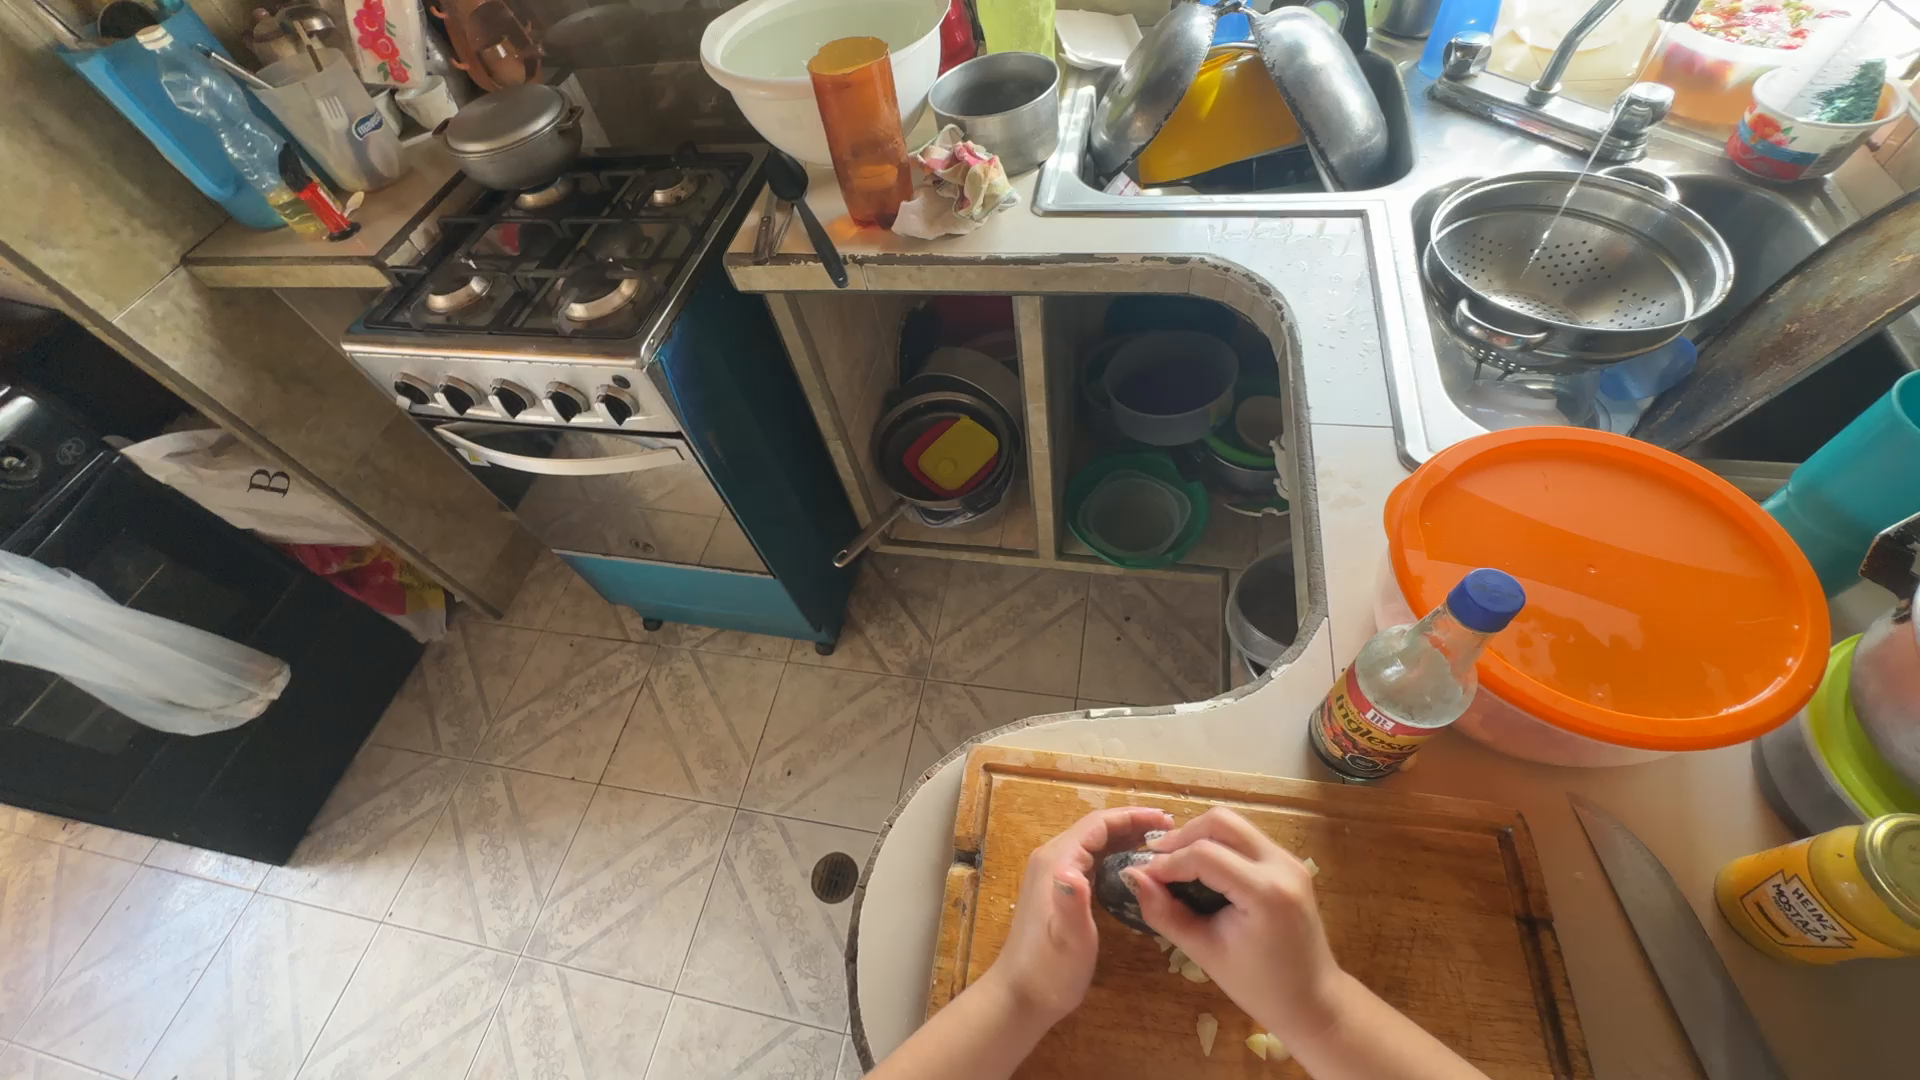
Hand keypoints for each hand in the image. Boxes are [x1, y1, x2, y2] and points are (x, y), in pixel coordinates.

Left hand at [984, 805, 1174, 1026]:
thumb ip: (1071, 904)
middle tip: (1172, 830)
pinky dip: (1114, 853)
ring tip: (1162, 843)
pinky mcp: (1058, 885)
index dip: (1131, 816)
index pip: (1097, 823)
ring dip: (1125, 837)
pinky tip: (1135, 865)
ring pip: (1094, 842)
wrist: (1021, 994)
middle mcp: (1053, 857)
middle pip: (1096, 828)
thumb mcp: (1068, 940)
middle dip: (1133, 823)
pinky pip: (1090, 858)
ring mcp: (1054, 871)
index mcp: (1057, 860)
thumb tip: (1074, 872)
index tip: (1167, 819)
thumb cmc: (1048, 970)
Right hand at [1126, 808, 1341, 1043]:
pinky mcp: (1287, 862)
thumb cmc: (1260, 987)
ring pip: (1232, 824)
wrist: (1315, 1003)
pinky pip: (1243, 837)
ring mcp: (1288, 860)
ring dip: (1198, 836)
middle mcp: (1281, 865)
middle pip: (1220, 822)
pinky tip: (1200, 868)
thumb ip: (1164, 913)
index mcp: (1265, 893)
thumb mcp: (1205, 954)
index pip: (1204, 854)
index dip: (1168, 861)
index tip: (1142, 874)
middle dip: (1182, 836)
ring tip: (1175, 862)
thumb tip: (1131, 877)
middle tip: (1157, 860)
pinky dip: (1216, 843)